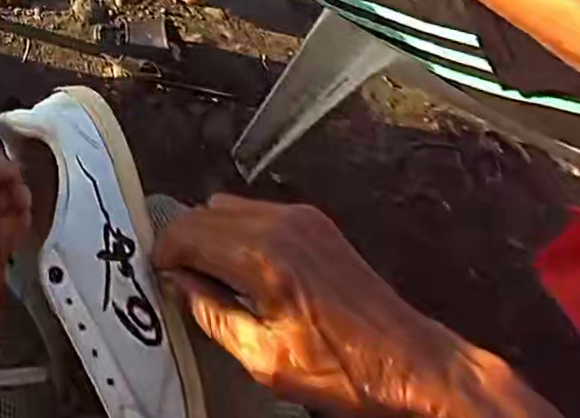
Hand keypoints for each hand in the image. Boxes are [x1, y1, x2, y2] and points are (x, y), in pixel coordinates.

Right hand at [156, 196, 555, 417]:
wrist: (420, 367)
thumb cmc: (344, 375)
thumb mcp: (266, 361)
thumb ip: (211, 314)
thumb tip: (176, 283)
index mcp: (261, 259)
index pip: (186, 234)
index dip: (164, 252)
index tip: (159, 273)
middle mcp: (274, 225)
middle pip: (199, 214)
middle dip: (181, 241)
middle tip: (179, 275)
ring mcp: (294, 216)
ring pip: (220, 205)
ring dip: (206, 231)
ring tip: (212, 269)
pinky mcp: (309, 217)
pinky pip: (250, 208)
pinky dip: (233, 227)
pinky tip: (245, 261)